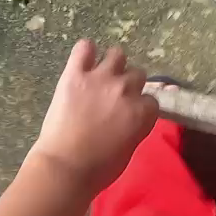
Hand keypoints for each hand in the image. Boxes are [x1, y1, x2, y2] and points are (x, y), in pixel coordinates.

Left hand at [27, 40, 157, 195]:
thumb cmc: (99, 168)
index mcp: (142, 112)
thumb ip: (136, 125)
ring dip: (112, 65)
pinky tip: (83, 62)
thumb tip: (134, 114)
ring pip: (117, 54)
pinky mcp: (75, 73)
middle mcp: (125, 89)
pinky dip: (86, 51)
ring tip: (101, 76)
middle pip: (137, 74)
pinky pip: (84, 47)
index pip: (150, 100)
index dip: (139, 106)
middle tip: (114, 97)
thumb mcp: (130, 148)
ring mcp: (100, 78)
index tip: (129, 114)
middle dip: (128, 85)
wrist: (65, 166)